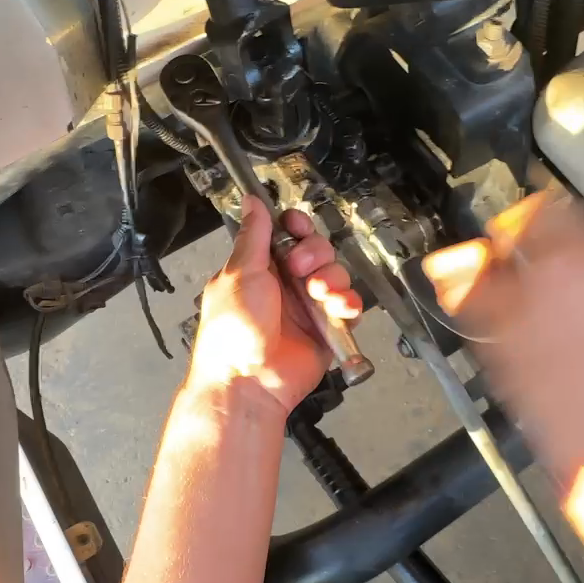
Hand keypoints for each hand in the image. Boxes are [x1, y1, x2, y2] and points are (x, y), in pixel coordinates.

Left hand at [188, 201, 364, 412]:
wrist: (250, 382)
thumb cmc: (235, 328)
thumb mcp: (240, 273)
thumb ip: (254, 236)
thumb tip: (250, 201)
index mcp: (261, 267)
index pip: (287, 233)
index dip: (297, 226)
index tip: (297, 227)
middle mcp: (286, 283)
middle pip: (317, 249)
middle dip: (314, 254)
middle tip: (299, 270)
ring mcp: (309, 306)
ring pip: (336, 274)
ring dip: (332, 279)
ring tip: (319, 295)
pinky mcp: (328, 328)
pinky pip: (348, 305)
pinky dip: (348, 303)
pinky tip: (339, 308)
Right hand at [421, 192, 583, 471]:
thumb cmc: (549, 388)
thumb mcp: (499, 337)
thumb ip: (475, 289)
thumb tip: (448, 263)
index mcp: (554, 261)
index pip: (537, 212)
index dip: (521, 223)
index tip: (513, 240)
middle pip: (578, 219)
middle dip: (560, 235)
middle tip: (547, 265)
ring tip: (583, 282)